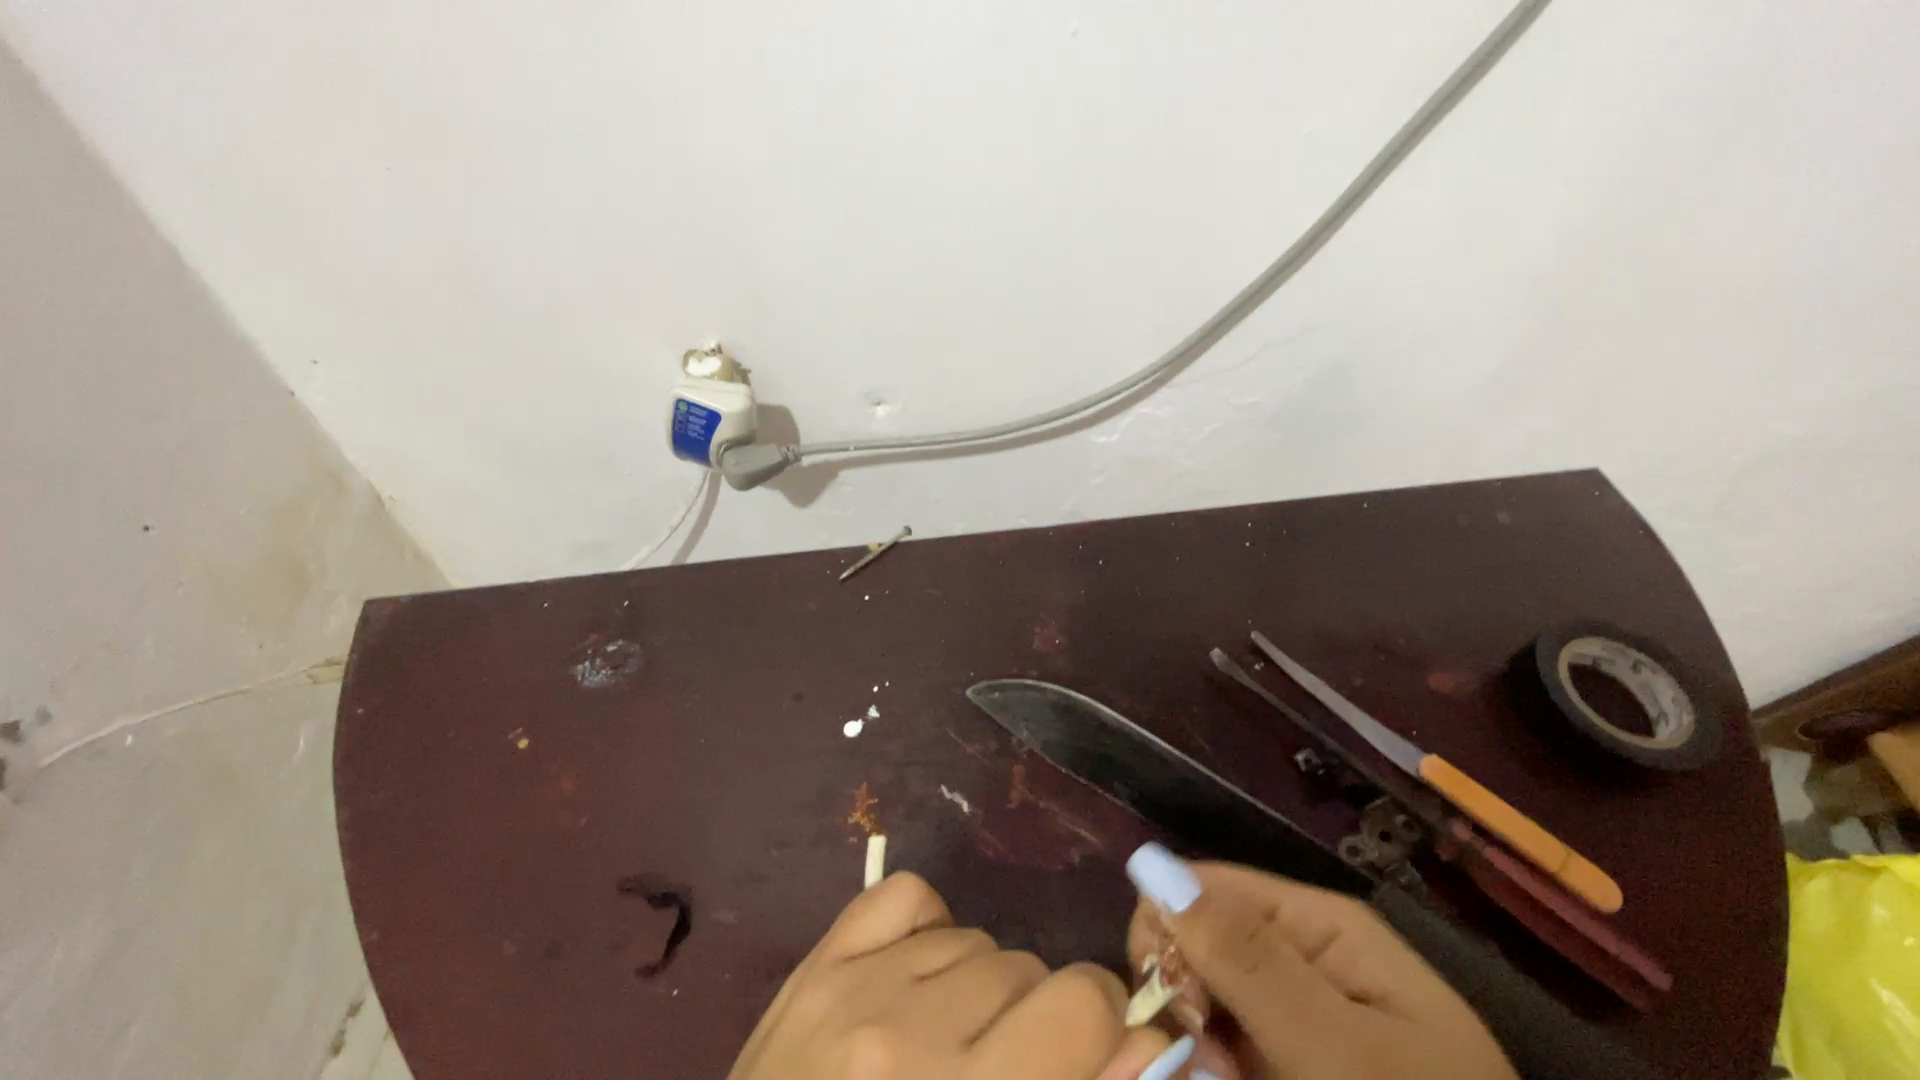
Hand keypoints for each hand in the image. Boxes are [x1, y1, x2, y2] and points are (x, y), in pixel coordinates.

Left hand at [732, 871, 1168, 1079]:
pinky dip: (929, 927)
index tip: (1086, 1051)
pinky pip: (906, 896)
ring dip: (981, 984)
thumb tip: (1151, 1043)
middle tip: (1003, 1067)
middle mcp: (907, 1031)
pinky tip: (919, 976)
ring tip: (950, 1038)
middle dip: (1035, 1016)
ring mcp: (854, 987)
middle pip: (1027, 966)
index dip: (1103, 1023)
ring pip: (976, 938)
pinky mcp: (816, 964)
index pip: (1081, 1001)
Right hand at [1124, 845, 1518, 1079]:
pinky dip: (1211, 1071)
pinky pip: (1220, 1050)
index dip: (1169, 939)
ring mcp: (1294, 1017)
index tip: (1178, 1013)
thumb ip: (1247, 960)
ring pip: (1197, 1007)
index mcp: (1320, 927)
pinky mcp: (1286, 1062)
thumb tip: (1153, 864)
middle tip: (1212, 1074)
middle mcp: (1302, 958)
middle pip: (1194, 946)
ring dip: (1192, 1053)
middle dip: (1179, 1008)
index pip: (1200, 887)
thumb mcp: (1341, 1053)